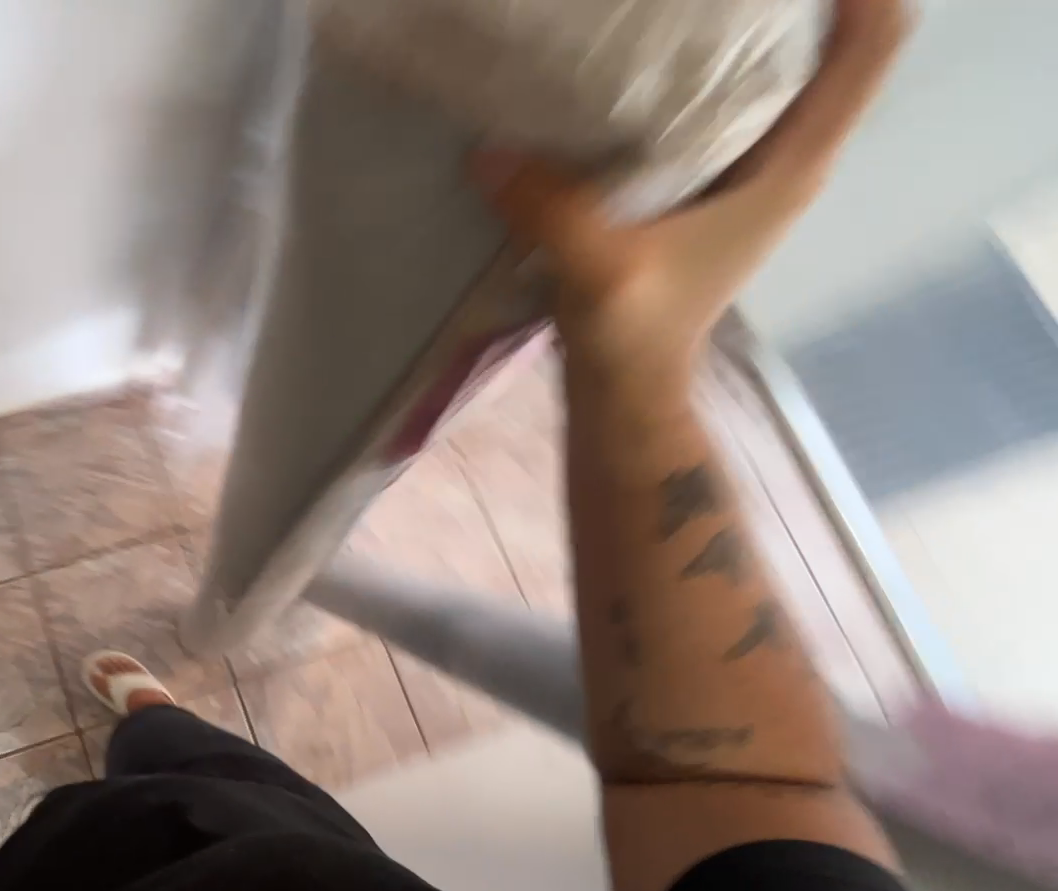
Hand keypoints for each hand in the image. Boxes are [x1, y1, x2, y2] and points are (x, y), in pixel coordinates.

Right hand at [470, 0, 910, 371]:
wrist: (623, 390)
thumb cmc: (632, 332)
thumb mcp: (596, 267)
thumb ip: (550, 208)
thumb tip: (486, 153)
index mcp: (789, 169)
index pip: (866, 49)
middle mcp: (781, 169)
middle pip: (820, 57)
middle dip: (780, 16)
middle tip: (708, 2)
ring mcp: (742, 189)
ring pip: (767, 91)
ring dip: (732, 54)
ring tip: (674, 30)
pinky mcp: (701, 208)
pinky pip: (716, 128)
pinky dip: (690, 100)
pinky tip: (637, 95)